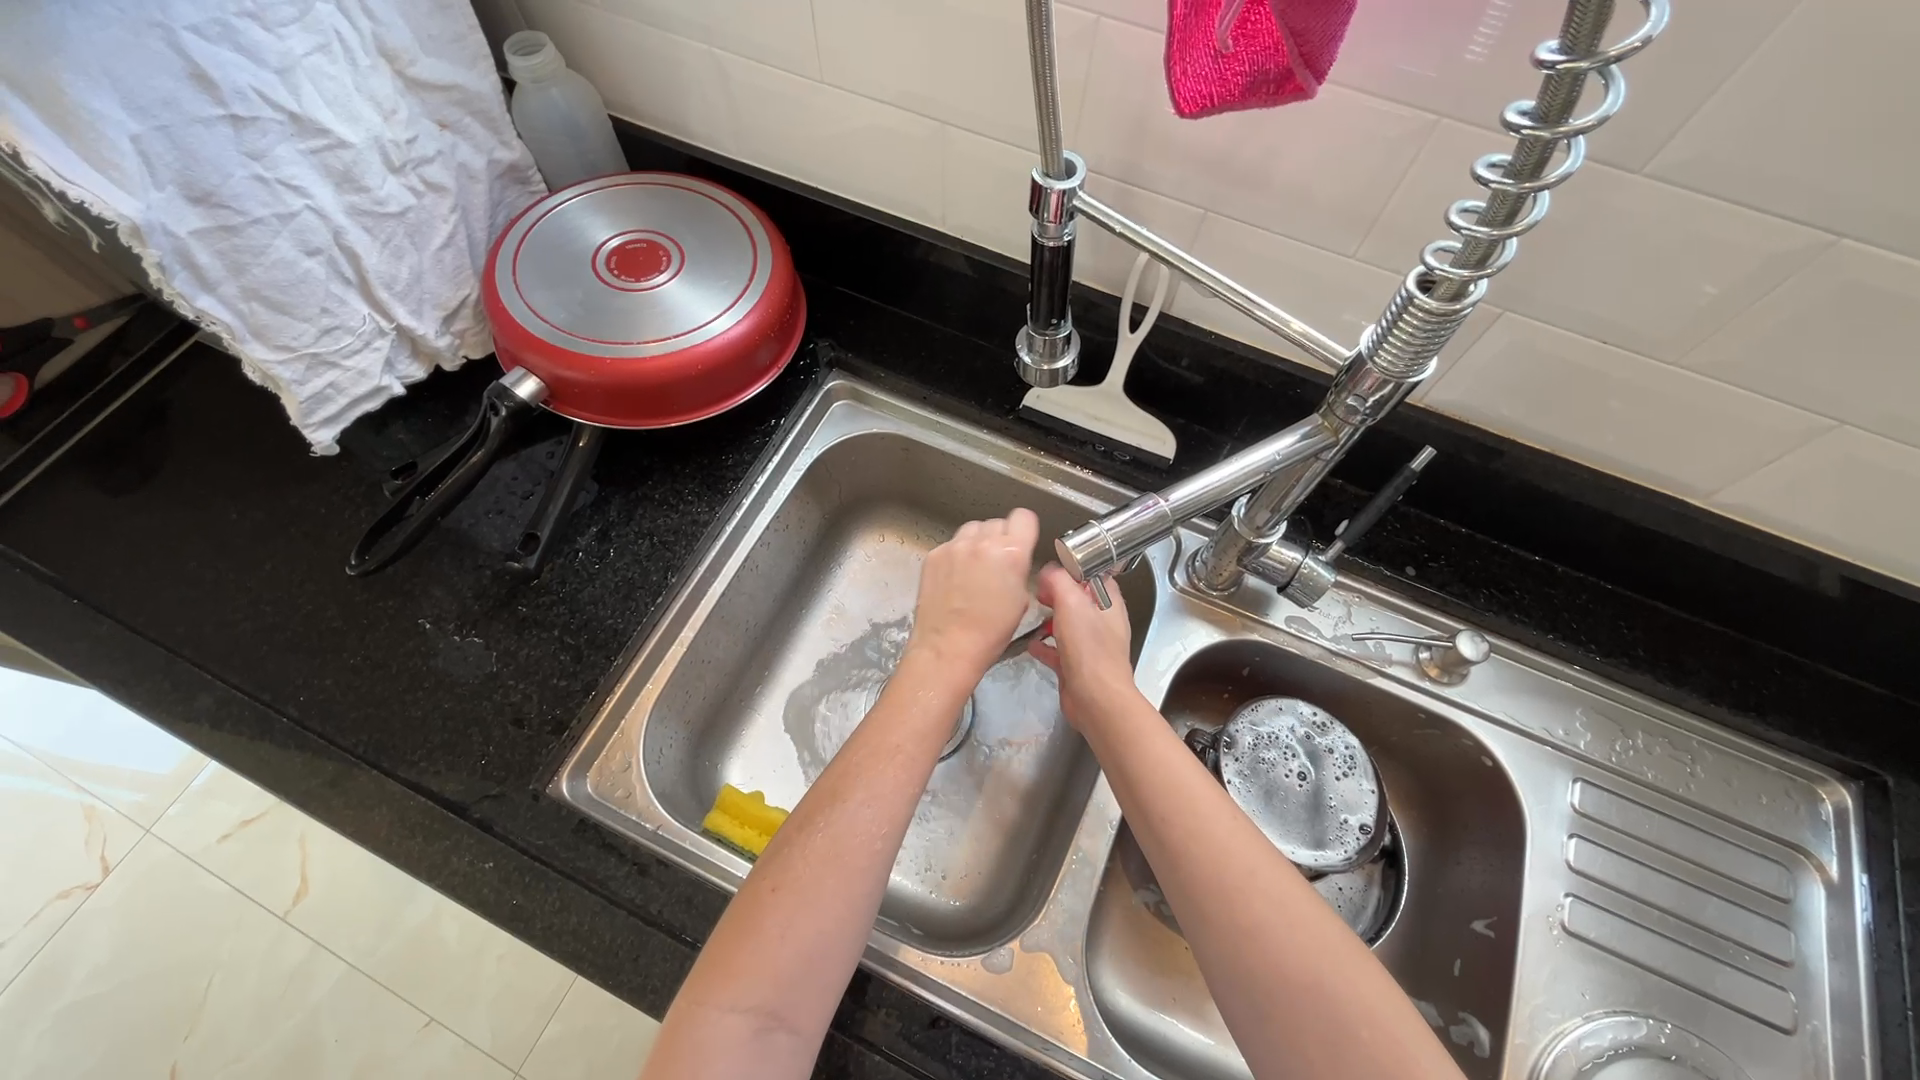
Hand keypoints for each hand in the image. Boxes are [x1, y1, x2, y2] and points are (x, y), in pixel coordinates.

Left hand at [904, 509, 1040, 678]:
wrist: (948, 647)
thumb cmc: (990, 633)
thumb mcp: (1021, 600)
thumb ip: (1019, 570)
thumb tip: (1013, 561)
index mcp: (1012, 552)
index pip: (1024, 517)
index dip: (1024, 529)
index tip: (1021, 539)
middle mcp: (982, 542)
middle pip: (997, 522)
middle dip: (1000, 538)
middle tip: (997, 563)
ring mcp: (955, 547)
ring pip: (972, 529)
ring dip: (977, 543)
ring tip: (975, 569)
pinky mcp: (933, 555)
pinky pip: (952, 544)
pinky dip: (957, 555)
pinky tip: (956, 579)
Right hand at [1031, 563, 1140, 733]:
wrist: (1095, 700)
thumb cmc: (1089, 650)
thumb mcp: (1072, 603)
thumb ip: (1058, 581)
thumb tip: (1047, 571)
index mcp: (1109, 604)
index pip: (1094, 576)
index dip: (1073, 570)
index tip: (1052, 569)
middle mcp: (1102, 623)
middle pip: (1078, 600)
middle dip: (1057, 595)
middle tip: (1039, 592)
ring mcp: (1090, 646)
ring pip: (1067, 625)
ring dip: (1050, 620)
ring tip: (1033, 614)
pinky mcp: (1076, 666)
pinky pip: (1057, 650)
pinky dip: (1044, 646)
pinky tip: (1031, 644)